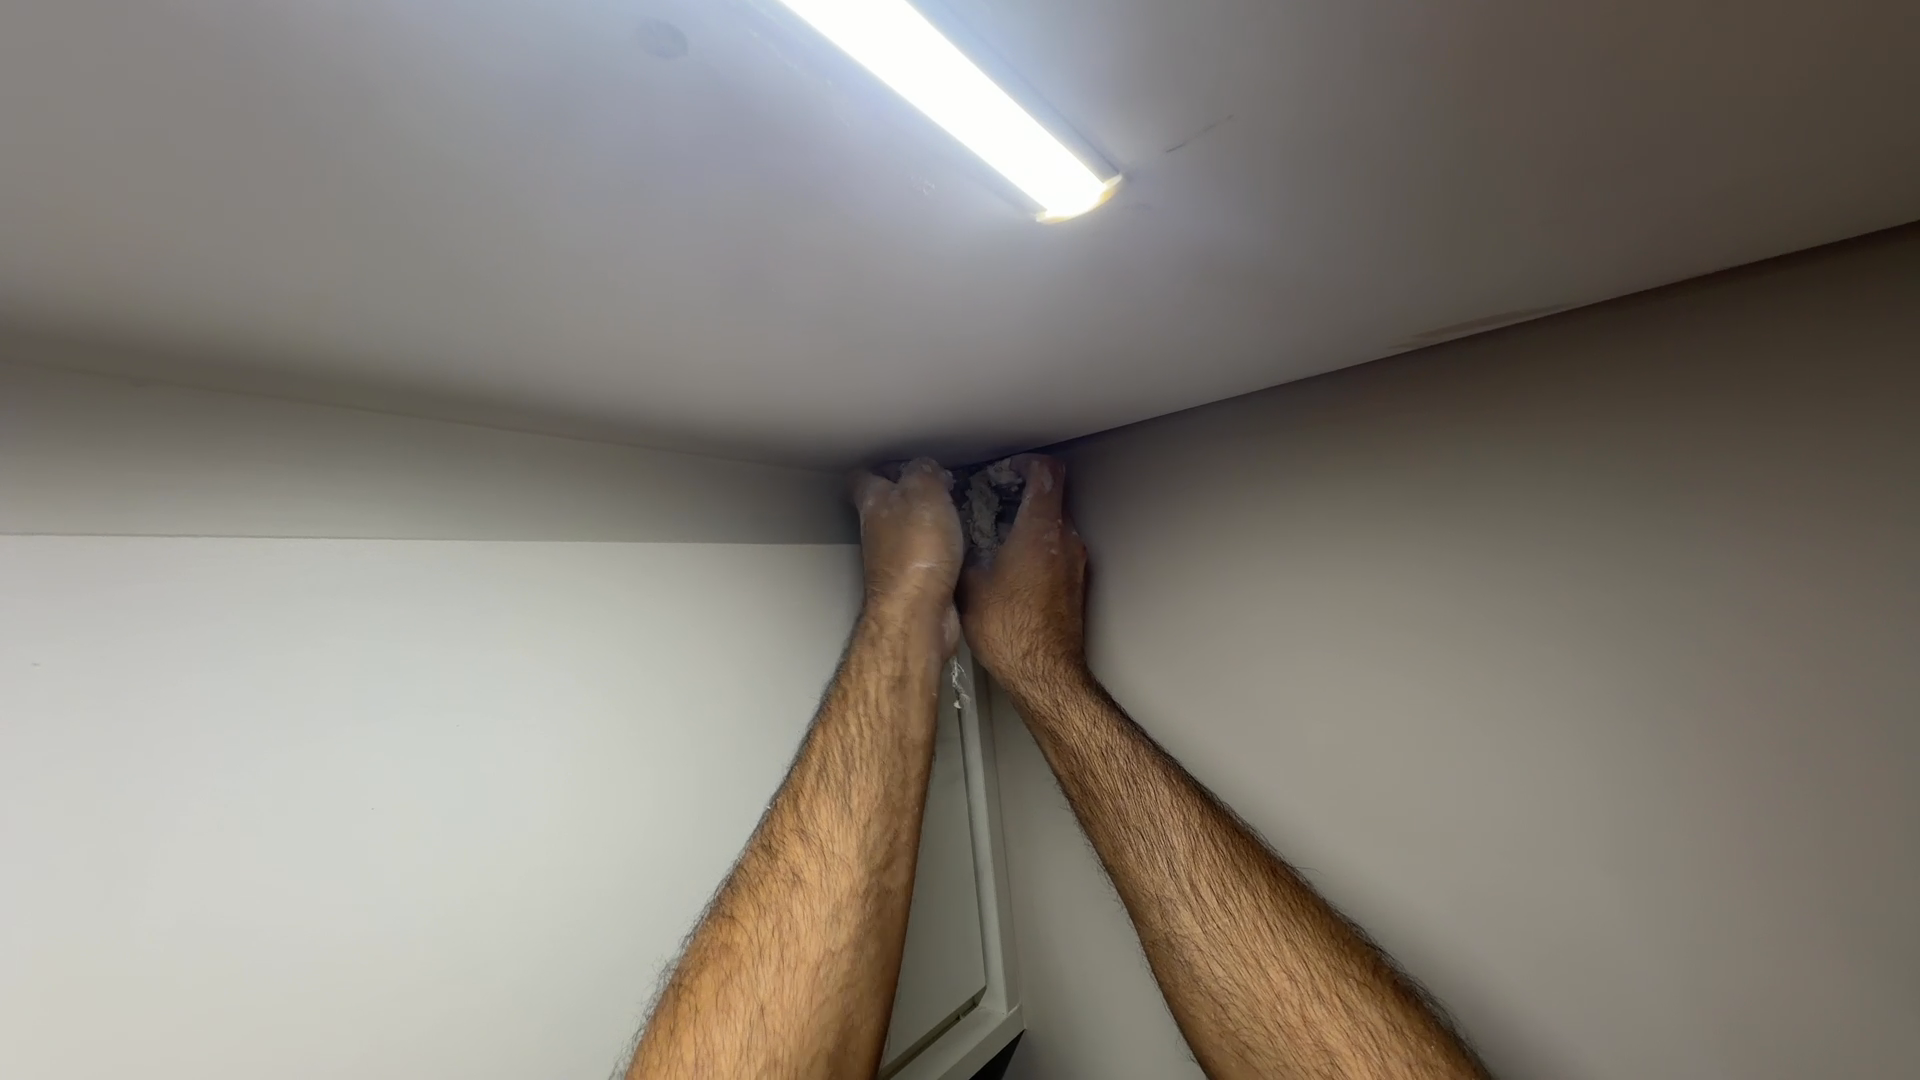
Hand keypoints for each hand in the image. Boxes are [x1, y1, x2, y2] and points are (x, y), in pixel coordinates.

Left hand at [850, 458, 963, 650]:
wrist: (919, 613)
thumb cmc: (917, 547)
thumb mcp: (924, 492)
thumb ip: (923, 472)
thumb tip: (925, 466)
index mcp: (874, 503)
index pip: (862, 477)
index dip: (878, 466)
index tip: (903, 462)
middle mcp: (877, 532)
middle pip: (886, 505)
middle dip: (910, 494)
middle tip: (942, 485)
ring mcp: (893, 561)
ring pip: (908, 532)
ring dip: (929, 522)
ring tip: (959, 511)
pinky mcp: (914, 584)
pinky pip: (927, 558)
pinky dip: (942, 550)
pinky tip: (964, 545)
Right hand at [959, 455, 1089, 692]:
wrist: (1044, 675)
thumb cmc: (1009, 630)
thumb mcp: (970, 586)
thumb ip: (966, 552)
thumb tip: (957, 541)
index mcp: (1040, 531)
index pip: (1047, 472)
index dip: (1027, 462)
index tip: (1007, 469)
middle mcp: (1066, 540)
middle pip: (1053, 496)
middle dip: (1024, 493)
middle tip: (993, 502)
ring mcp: (1076, 563)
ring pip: (1057, 525)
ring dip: (1031, 522)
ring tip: (998, 536)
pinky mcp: (1076, 584)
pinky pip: (1059, 550)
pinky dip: (1039, 546)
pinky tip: (1013, 566)